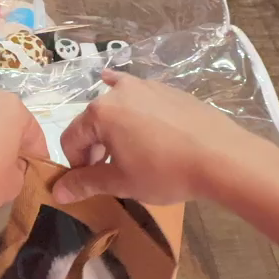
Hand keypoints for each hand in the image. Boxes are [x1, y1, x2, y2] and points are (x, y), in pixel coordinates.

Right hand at [55, 71, 267, 204]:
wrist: (222, 157)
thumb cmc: (165, 171)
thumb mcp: (121, 182)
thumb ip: (85, 183)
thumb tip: (56, 192)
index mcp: (100, 113)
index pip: (71, 138)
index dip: (75, 164)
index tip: (89, 182)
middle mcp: (119, 91)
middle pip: (92, 121)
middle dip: (94, 147)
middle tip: (110, 172)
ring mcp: (146, 86)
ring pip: (117, 107)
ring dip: (114, 130)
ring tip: (130, 153)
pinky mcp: (169, 90)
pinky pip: (141, 98)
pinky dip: (134, 109)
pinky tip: (138, 114)